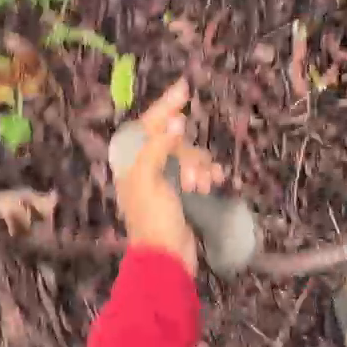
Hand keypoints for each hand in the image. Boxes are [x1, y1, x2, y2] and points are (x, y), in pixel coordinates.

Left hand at [114, 79, 223, 274]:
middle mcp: (147, 167)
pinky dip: (208, 173)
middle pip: (175, 140)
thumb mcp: (149, 179)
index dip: (165, 106)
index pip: (148, 124)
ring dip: (200, 167)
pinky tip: (215, 182)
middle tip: (194, 178)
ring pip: (190, 156)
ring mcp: (165, 180)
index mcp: (132, 162)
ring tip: (202, 187)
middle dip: (189, 155)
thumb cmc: (153, 219)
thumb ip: (159, 147)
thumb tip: (176, 122)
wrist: (167, 259)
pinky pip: (199, 170)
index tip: (184, 87)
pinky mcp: (182, 193)